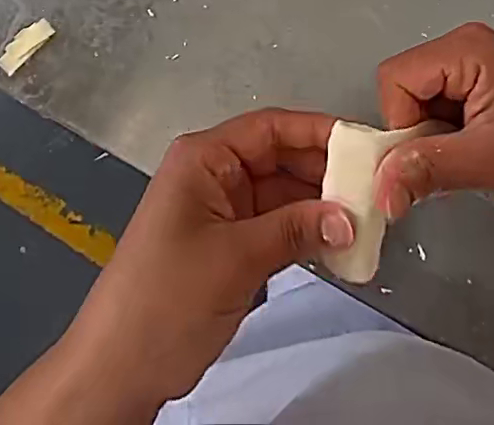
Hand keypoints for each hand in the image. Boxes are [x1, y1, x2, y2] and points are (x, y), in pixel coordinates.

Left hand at [50, 109, 353, 413]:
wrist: (120, 365)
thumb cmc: (165, 296)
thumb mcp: (235, 257)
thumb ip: (294, 230)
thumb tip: (348, 218)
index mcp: (203, 157)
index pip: (268, 128)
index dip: (316, 131)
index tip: (361, 143)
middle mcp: (212, 173)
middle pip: (278, 158)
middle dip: (323, 171)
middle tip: (373, 187)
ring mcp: (221, 208)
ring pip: (281, 193)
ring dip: (318, 205)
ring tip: (365, 217)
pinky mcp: (228, 242)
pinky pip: (275, 224)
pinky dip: (304, 232)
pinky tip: (337, 243)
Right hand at [373, 22, 493, 225]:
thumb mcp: (487, 163)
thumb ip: (423, 169)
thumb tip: (378, 191)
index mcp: (466, 46)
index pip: (396, 78)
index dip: (401, 121)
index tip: (427, 156)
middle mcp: (470, 46)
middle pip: (408, 86)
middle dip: (418, 130)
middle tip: (452, 161)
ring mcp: (484, 67)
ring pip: (425, 101)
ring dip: (436, 137)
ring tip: (473, 160)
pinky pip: (448, 108)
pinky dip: (452, 137)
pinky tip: (482, 155)